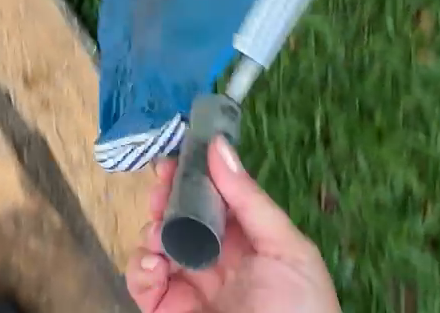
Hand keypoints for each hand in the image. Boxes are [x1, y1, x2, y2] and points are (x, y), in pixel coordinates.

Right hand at [127, 138, 339, 312]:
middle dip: (166, 194)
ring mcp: (188, 287)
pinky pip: (141, 279)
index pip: (213, 197)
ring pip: (155, 241)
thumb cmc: (299, 311)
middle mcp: (215, 260)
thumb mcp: (289, 252)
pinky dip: (141, 265)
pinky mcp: (166, 311)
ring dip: (151, 227)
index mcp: (247, 243)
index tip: (179, 151)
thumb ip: (249, 198)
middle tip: (161, 183)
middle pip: (179, 214)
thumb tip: (217, 143)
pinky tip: (156, 265)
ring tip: (160, 235)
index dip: (194, 172)